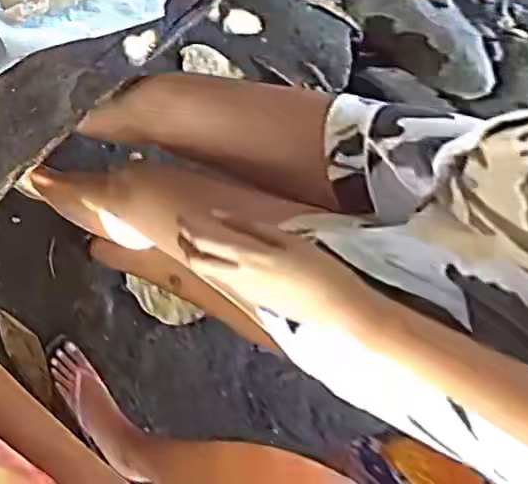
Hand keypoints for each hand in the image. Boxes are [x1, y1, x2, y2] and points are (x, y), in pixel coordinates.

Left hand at [177, 210, 376, 326]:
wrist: (346, 312)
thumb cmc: (322, 270)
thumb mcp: (288, 240)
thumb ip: (250, 227)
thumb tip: (217, 214)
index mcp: (247, 256)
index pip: (203, 241)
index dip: (187, 228)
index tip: (181, 217)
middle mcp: (240, 276)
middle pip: (198, 262)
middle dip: (185, 246)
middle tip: (183, 232)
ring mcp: (247, 292)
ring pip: (209, 274)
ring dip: (197, 258)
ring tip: (196, 244)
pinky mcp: (256, 303)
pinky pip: (226, 283)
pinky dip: (215, 270)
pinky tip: (222, 262)